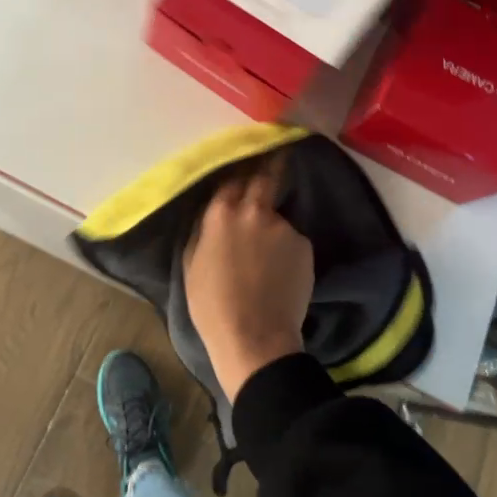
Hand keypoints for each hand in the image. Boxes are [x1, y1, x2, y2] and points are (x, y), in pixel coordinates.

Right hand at [184, 167, 314, 401]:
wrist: (255, 339)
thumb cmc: (213, 307)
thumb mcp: (192, 263)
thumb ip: (202, 228)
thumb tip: (210, 209)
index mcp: (220, 213)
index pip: (231, 175)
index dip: (238, 170)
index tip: (244, 162)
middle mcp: (254, 210)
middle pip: (264, 176)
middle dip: (269, 165)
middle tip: (274, 157)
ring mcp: (283, 225)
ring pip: (276, 216)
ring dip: (272, 225)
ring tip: (267, 256)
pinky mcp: (304, 243)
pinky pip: (291, 240)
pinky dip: (286, 250)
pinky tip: (280, 273)